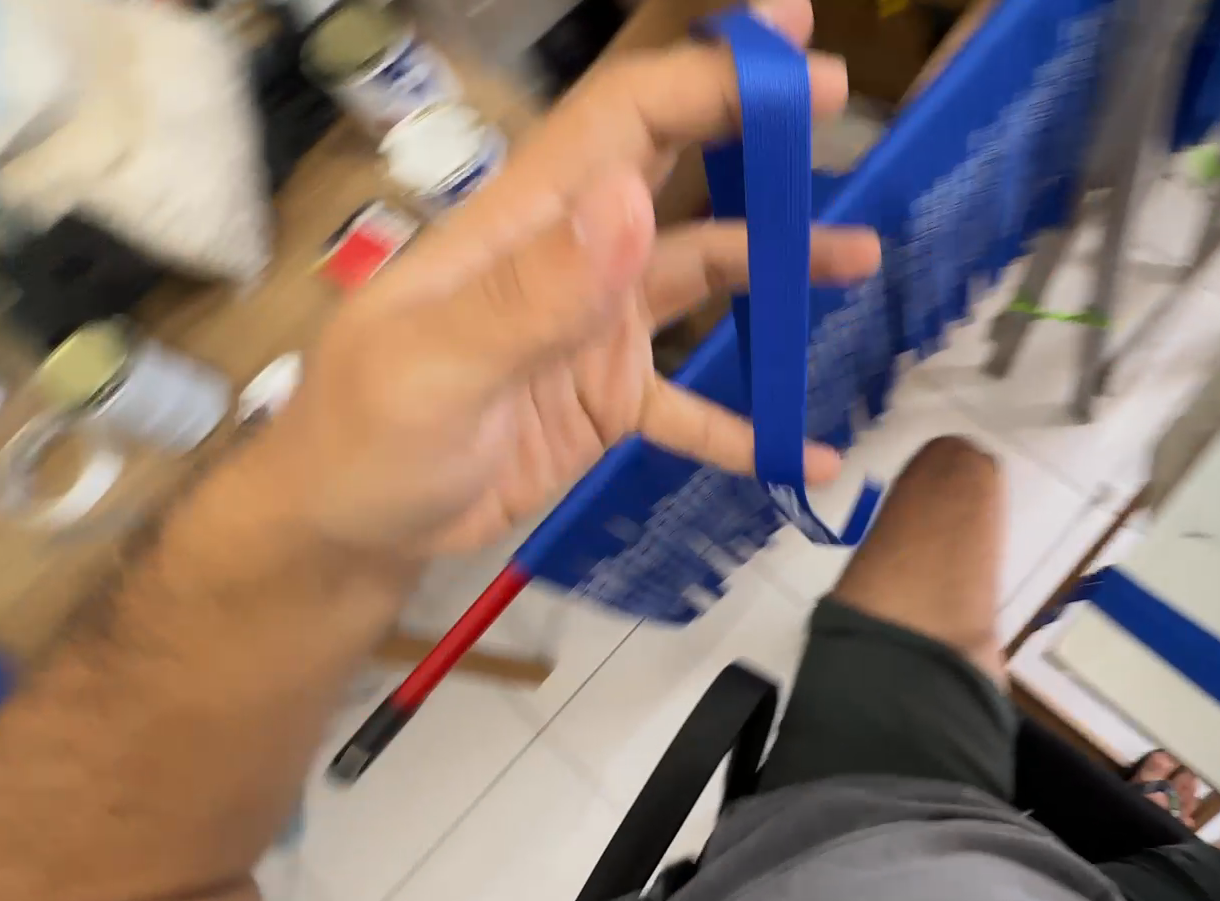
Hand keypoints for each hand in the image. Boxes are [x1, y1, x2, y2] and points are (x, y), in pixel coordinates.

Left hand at [251, 0, 880, 556]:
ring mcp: (600, 334)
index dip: (708, 79)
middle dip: (755, 147)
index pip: (626, 123)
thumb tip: (632, 200)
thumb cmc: (371, 437)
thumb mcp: (438, 364)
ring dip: (778, 274)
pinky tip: (805, 453)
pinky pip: (695, 410)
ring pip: (705, 285)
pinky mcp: (613, 401)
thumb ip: (533, 291)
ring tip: (858, 260)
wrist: (360, 524)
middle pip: (679, 184)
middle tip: (841, 130)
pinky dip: (747, 430)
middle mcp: (576, 264)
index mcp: (528, 227)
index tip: (794, 57)